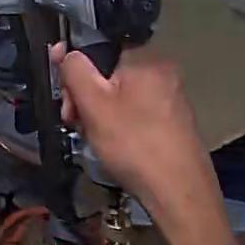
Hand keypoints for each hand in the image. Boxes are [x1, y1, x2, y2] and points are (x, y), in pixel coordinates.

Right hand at [55, 45, 220, 226]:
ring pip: (119, 96)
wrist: (180, 195)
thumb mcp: (93, 104)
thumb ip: (74, 71)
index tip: (63, 95)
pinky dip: (118, 126)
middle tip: (75, 122)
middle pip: (108, 74)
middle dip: (85, 96)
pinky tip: (113, 147)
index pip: (99, 48)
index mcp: (147, 59)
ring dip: (98, 114)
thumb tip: (66, 50)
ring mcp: (170, 99)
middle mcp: (162, 72)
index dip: (75, 68)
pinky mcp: (173, 123)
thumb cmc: (134, 144)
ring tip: (93, 138)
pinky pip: (134, 113)